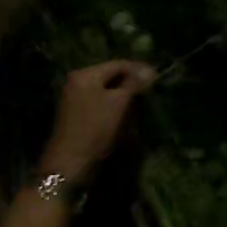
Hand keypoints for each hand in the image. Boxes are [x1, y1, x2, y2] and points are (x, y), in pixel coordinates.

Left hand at [40, 60, 156, 179]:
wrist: (70, 162)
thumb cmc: (96, 129)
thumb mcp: (118, 104)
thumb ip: (133, 84)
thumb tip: (150, 70)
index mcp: (85, 74)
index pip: (117, 64)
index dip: (138, 69)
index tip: (156, 76)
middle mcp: (76, 80)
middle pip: (109, 75)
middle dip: (129, 81)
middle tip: (149, 89)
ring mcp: (73, 96)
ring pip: (103, 88)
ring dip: (121, 92)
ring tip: (139, 100)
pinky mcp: (74, 112)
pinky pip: (97, 99)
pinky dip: (111, 102)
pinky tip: (122, 110)